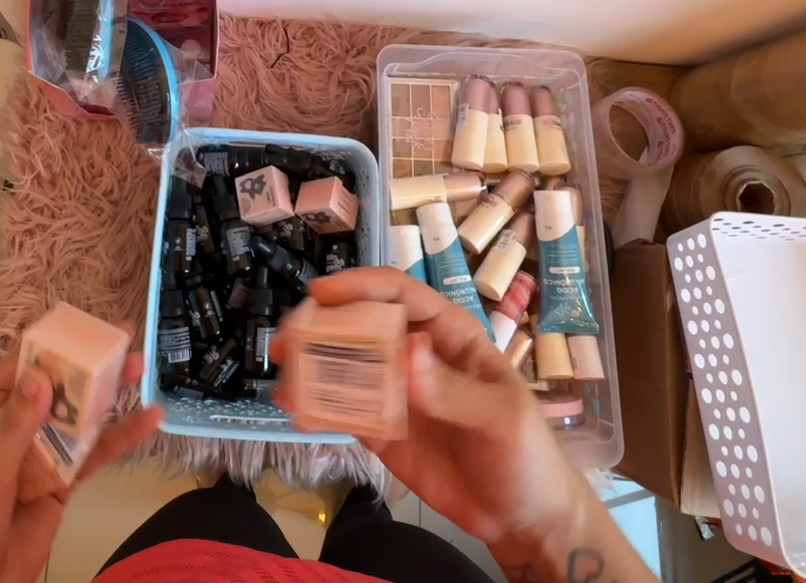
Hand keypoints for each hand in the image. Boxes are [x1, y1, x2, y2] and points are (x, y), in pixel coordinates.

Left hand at [0, 350, 162, 582]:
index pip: (19, 368)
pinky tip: (147, 422)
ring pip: (79, 416)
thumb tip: (42, 374)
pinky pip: (92, 455)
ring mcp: (40, 454)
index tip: (84, 325)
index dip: (51, 344)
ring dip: (109, 394)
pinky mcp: (61, 482)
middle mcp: (14, 427)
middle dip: (89, 365)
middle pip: (56, 387)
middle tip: (126, 338)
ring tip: (142, 369)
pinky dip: (119, 439)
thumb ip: (16, 427)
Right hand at [273, 267, 577, 543]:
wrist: (523, 520)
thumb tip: (408, 351)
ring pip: (344, 362)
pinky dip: (315, 403)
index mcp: (445, 332)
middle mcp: (412, 351)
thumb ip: (454, 389)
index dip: (358, 286)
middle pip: (359, 322)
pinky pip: (343, 407)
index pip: (397, 293)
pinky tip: (292, 405)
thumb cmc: (524, 453)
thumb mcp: (500, 417)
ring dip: (310, 360)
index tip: (319, 293)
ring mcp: (393, 389)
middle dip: (321, 323)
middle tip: (287, 337)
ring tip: (282, 367)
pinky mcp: (380, 428)